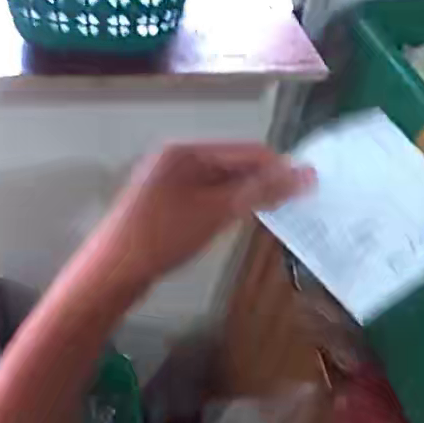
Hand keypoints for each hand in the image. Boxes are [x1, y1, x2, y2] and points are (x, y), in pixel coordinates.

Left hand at [91, 142, 312, 290]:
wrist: (114, 271)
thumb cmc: (163, 237)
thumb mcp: (216, 211)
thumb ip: (260, 191)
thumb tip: (305, 174)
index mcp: (187, 152)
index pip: (246, 151)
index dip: (279, 168)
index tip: (309, 188)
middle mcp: (176, 160)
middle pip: (233, 164)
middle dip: (263, 182)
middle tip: (295, 205)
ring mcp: (168, 183)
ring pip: (220, 183)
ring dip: (246, 196)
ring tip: (274, 214)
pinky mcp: (164, 206)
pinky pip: (205, 198)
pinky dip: (226, 207)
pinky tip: (237, 222)